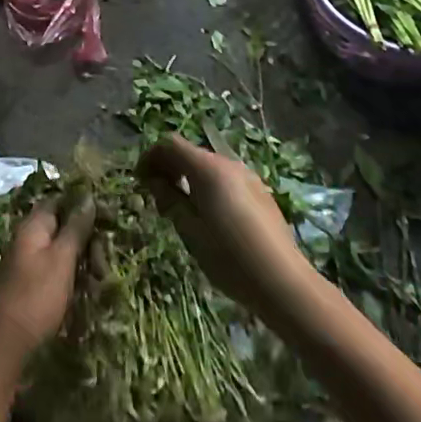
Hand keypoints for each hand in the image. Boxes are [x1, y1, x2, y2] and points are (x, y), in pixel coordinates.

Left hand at [0, 196, 96, 357]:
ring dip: (78, 257)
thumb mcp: (61, 260)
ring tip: (100, 270)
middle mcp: (23, 243)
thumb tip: (88, 196)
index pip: (58, 200)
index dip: (81, 202)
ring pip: (56, 251)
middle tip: (107, 247)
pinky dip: (67, 276)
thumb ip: (75, 228)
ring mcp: (21, 268)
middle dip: (84, 234)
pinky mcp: (23, 291)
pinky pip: (50, 272)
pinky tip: (81, 286)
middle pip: (58, 226)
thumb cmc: (33, 301)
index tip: (106, 210)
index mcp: (31, 228)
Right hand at [137, 135, 314, 313]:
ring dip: (188, 177)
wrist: (281, 277)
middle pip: (191, 153)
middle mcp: (229, 163)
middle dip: (169, 167)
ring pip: (209, 166)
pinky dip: (207, 186)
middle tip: (155, 197)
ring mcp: (247, 175)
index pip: (172, 144)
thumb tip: (155, 180)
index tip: (139, 180)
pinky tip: (207, 214)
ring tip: (179, 208)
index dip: (151, 157)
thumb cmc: (229, 257)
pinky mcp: (259, 190)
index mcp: (209, 169)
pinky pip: (225, 179)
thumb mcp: (191, 232)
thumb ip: (170, 200)